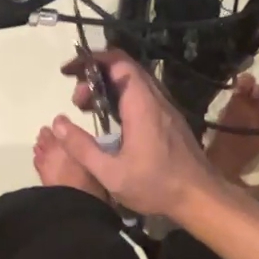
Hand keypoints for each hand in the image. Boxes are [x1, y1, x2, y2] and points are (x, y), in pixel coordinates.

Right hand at [50, 49, 223, 217]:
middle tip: (77, 101)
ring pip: (135, 83)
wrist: (201, 198)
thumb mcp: (111, 173)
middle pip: (125, 70)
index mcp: (142, 106)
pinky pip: (143, 97)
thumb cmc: (156, 185)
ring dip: (108, 88)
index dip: (92, 60)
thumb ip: (82, 147)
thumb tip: (57, 123)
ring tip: (88, 109)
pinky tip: (111, 123)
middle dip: (95, 76)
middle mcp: (156, 100)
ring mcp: (166, 110)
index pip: (118, 63)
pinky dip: (121, 99)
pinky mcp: (170, 121)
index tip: (70, 72)